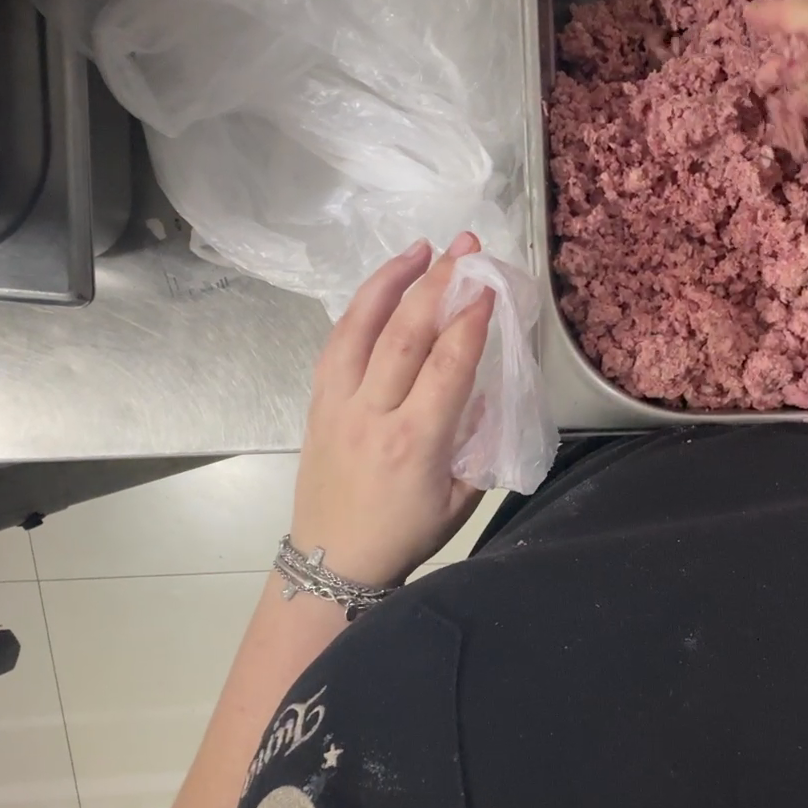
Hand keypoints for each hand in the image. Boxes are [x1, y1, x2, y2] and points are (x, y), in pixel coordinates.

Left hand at [290, 232, 495, 588]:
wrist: (334, 561)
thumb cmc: (407, 534)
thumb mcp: (461, 498)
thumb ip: (477, 443)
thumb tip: (483, 393)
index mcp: (417, 442)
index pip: (448, 366)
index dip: (471, 321)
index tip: (489, 286)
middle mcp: (374, 413)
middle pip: (406, 334)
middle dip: (439, 283)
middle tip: (464, 247)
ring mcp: (338, 403)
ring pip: (362, 327)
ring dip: (393, 281)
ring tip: (420, 248)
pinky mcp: (318, 402)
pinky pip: (337, 343)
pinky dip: (360, 308)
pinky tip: (381, 288)